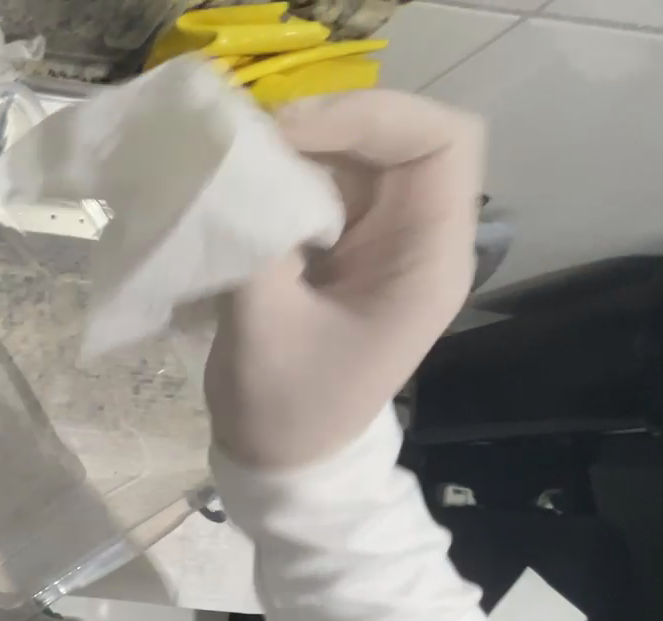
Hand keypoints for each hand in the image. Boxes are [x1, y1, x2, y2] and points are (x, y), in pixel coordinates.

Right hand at [206, 90, 484, 467]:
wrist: (279, 460)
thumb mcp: (260, 329)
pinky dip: (274, 192)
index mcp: (426, 258)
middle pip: (390, 144)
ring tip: (230, 171)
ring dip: (289, 161)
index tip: (282, 133)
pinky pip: (314, 201)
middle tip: (244, 146)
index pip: (436, 142)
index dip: (367, 117)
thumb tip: (226, 182)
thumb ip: (252, 248)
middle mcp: (412, 240)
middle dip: (320, 132)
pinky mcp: (334, 261)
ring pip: (347, 168)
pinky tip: (234, 203)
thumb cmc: (283, 408)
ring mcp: (372, 249)